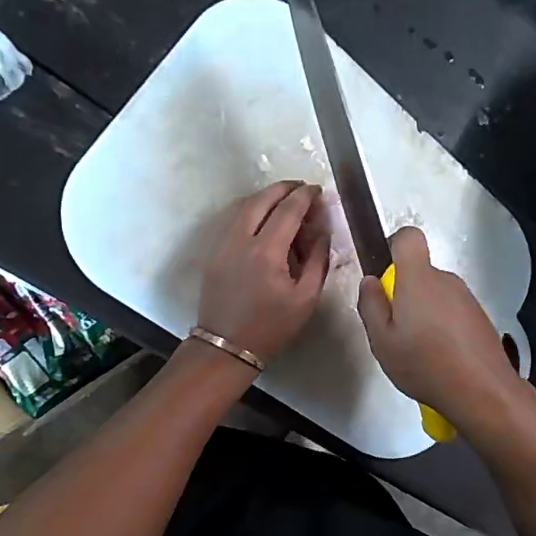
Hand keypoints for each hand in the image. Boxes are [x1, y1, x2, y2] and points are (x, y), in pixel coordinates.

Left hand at [198, 181, 331, 362]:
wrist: (227, 346)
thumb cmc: (272, 326)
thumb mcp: (305, 298)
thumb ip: (318, 260)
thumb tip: (322, 232)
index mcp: (267, 251)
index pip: (288, 210)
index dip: (305, 196)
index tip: (317, 191)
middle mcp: (241, 239)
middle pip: (262, 199)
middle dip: (284, 189)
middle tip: (301, 189)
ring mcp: (222, 243)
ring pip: (243, 206)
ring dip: (266, 198)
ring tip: (284, 200)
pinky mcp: (213, 251)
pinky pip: (233, 220)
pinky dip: (251, 211)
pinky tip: (263, 219)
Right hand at [357, 226, 520, 426]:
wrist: (482, 391)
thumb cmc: (424, 364)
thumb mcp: (382, 341)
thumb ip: (371, 306)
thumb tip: (370, 282)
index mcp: (419, 278)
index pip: (409, 237)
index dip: (394, 246)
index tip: (385, 275)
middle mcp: (446, 280)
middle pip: (420, 273)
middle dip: (405, 295)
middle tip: (396, 332)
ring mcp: (467, 298)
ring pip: (436, 295)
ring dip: (424, 315)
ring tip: (418, 352)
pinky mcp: (480, 317)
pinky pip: (452, 313)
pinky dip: (443, 328)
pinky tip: (439, 359)